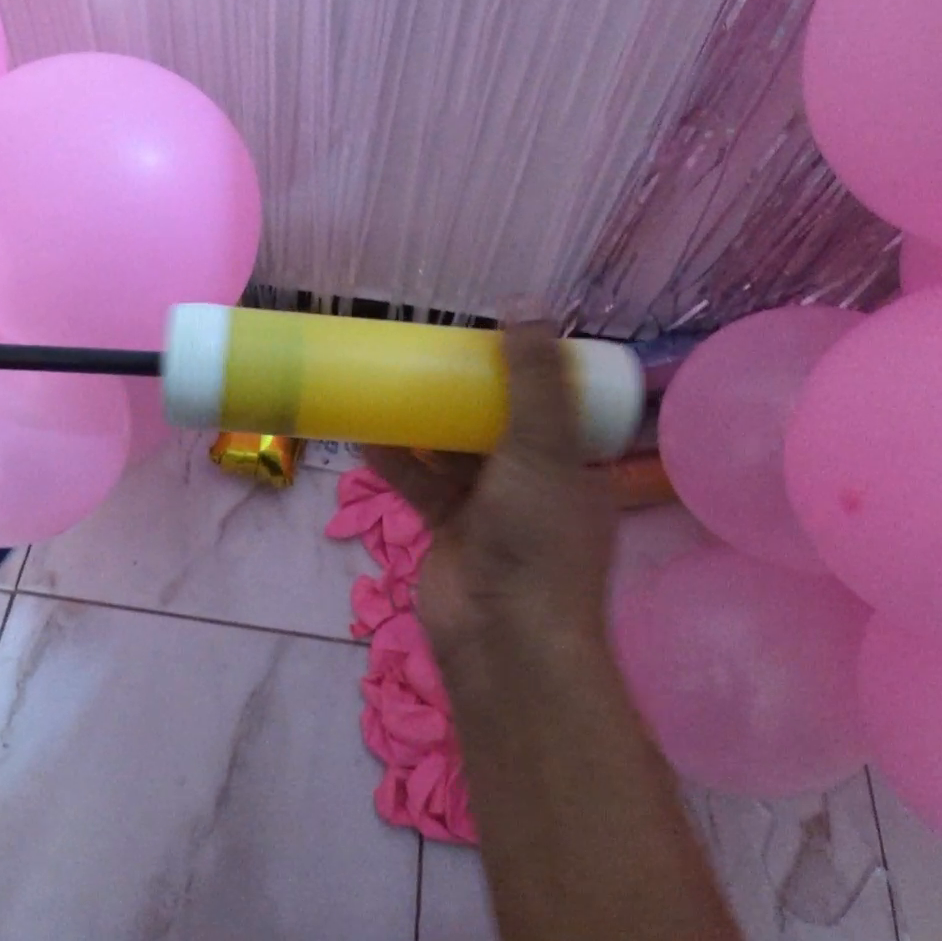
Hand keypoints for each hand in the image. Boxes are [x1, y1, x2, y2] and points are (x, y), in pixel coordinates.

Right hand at [367, 325, 618, 656]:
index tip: (490, 336)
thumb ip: (532, 379)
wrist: (503, 638)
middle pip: (498, 425)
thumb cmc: (536, 540)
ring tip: (393, 384)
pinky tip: (366, 439)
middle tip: (432, 352)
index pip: (555, 404)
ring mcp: (492, 511)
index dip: (525, 370)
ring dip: (425, 425)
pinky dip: (398, 465)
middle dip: (465, 392)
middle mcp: (537, 484)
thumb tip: (524, 303)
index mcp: (575, 465)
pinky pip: (422, 487)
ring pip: (455, 455)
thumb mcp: (542, 448)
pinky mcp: (450, 532)